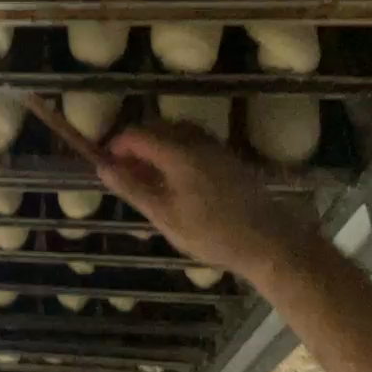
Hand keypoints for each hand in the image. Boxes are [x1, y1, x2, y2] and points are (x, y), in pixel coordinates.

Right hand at [99, 123, 316, 279]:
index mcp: (178, 153)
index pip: (136, 134)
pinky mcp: (228, 157)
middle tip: (126, 175)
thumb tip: (102, 167)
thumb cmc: (211, 234)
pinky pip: (193, 142)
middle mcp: (197, 141)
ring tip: (149, 177)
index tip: (107, 166)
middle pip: (156, 128)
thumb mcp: (164, 216)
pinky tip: (176, 179)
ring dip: (156, 147)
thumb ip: (132, 188)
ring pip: (175, 133)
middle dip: (134, 146)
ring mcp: (215, 147)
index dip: (116, 146)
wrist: (269, 243)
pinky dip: (175, 151)